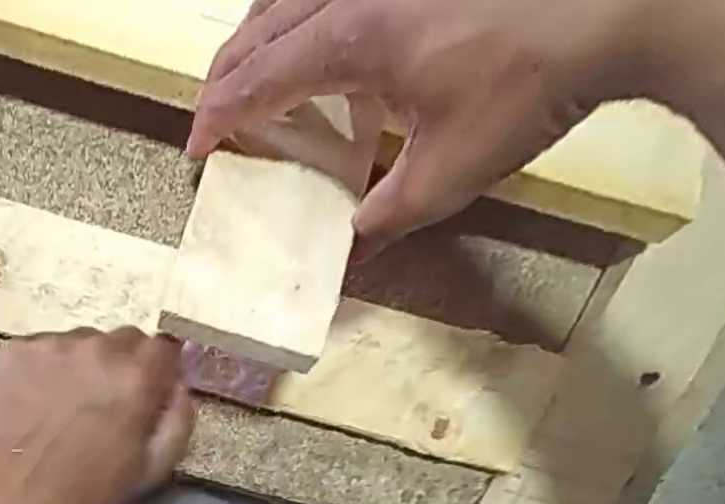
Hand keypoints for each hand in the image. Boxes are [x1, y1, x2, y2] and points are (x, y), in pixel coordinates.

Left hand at [0, 327, 193, 503]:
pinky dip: (48, 368)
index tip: (149, 391)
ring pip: (83, 341)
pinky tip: (40, 399)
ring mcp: (53, 345)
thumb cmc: (90, 486)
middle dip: (124, 365)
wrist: (18, 493)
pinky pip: (46, 348)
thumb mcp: (152, 466)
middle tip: (108, 401)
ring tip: (69, 402)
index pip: (164, 347)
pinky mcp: (17, 349)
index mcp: (135, 376)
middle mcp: (97, 349)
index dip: (159, 370)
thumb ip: (179, 419)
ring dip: (85, 364)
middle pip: (125, 339)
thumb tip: (180, 384)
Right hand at [187, 0, 647, 253]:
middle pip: (260, 26)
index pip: (258, 81)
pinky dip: (302, 14)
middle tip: (211, 116)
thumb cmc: (528, 86)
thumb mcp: (446, 176)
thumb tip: (347, 258)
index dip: (219, 118)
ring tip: (248, 77)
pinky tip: (316, 37)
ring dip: (258, 38)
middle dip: (225, 75)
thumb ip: (383, 219)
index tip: (196, 150)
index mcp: (351, 38)